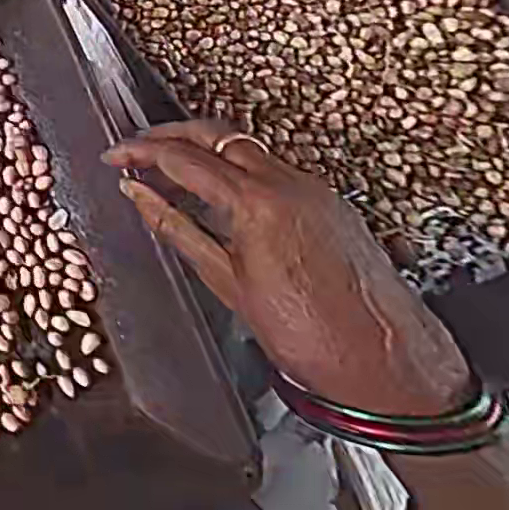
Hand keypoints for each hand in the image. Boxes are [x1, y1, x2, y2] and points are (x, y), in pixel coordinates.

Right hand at [104, 119, 473, 416]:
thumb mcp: (224, 278)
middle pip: (214, 133)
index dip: (137, 152)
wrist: (395, 375)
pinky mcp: (330, 205)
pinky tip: (212, 194)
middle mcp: (289, 186)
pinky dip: (231, 169)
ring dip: (199, 150)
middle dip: (167, 134)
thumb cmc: (311, 336)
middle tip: (135, 149)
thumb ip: (173, 225)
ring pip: (242, 147)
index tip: (113, 157)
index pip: (180, 157)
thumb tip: (135, 191)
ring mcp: (314, 192)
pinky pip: (269, 168)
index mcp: (257, 203)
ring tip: (167, 174)